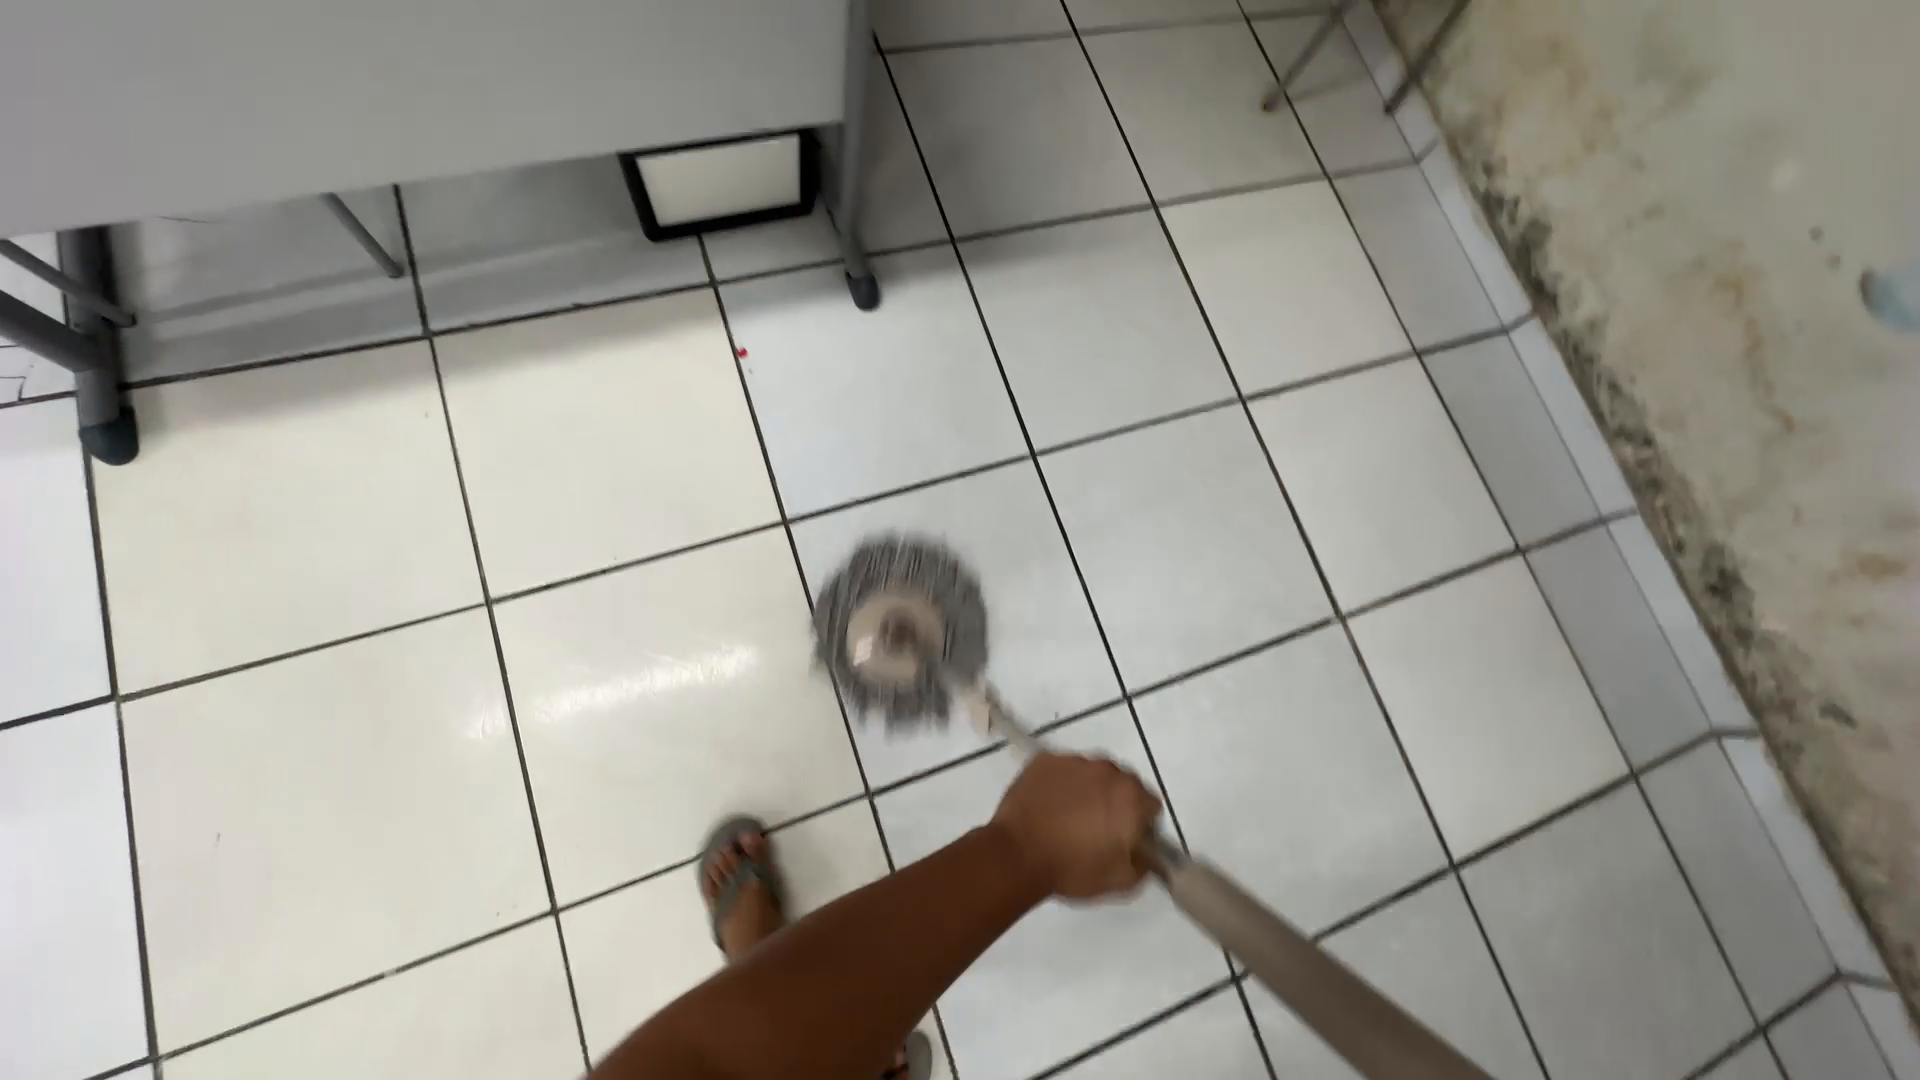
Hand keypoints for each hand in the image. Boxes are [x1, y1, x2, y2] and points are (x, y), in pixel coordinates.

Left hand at [990, 752, 1162, 900]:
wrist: (1017, 854)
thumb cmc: (1073, 868)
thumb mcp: (1121, 881)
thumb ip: (1145, 864)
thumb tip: (1146, 853)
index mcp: (1131, 796)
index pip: (1150, 805)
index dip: (1141, 825)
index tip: (1125, 840)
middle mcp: (1106, 770)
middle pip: (1122, 784)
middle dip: (1116, 803)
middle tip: (1097, 829)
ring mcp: (1073, 761)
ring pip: (1091, 774)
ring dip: (1089, 790)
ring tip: (1069, 817)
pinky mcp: (1044, 760)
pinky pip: (1062, 770)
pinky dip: (1061, 783)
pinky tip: (1049, 805)